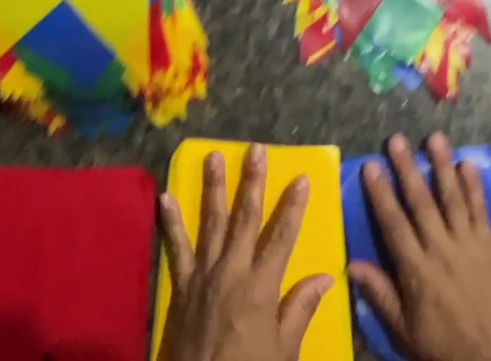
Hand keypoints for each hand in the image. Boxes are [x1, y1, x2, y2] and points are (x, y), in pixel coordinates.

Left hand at [158, 144, 334, 360]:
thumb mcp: (284, 351)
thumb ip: (300, 310)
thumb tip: (325, 277)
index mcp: (261, 287)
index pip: (282, 237)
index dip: (293, 207)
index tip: (302, 178)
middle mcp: (232, 271)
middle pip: (245, 218)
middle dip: (252, 182)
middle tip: (255, 149)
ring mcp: (203, 275)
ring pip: (210, 222)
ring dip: (213, 187)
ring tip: (213, 156)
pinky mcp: (181, 286)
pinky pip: (175, 248)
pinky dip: (170, 222)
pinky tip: (165, 197)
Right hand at [349, 133, 490, 360]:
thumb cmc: (446, 346)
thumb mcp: (406, 330)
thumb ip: (381, 295)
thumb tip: (351, 265)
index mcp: (417, 271)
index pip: (394, 225)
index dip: (381, 194)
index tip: (371, 166)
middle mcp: (441, 250)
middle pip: (421, 203)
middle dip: (407, 169)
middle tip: (397, 140)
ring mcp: (468, 246)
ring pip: (452, 199)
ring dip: (442, 167)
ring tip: (435, 139)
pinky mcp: (490, 247)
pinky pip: (480, 212)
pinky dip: (475, 187)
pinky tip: (468, 164)